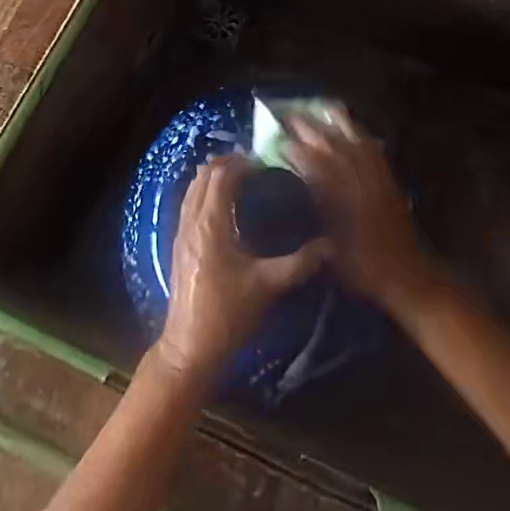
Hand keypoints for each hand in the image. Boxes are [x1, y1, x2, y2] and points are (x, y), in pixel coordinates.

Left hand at [154, 156, 327, 381]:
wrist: (190, 348)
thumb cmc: (228, 314)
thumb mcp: (268, 286)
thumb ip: (300, 262)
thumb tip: (330, 245)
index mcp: (210, 224)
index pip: (221, 177)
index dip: (242, 164)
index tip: (266, 162)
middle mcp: (191, 222)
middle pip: (203, 176)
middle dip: (227, 164)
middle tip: (255, 165)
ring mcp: (181, 233)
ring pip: (192, 189)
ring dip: (213, 176)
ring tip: (241, 177)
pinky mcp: (179, 245)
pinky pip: (188, 204)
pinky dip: (204, 192)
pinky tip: (224, 203)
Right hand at [284, 110, 438, 311]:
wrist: (407, 277)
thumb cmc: (364, 269)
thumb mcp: (333, 246)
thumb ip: (318, 214)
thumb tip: (301, 186)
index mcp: (344, 200)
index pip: (316, 166)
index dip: (297, 151)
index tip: (279, 141)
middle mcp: (361, 183)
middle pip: (334, 148)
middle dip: (312, 130)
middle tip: (291, 116)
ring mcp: (378, 180)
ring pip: (356, 144)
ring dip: (338, 124)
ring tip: (322, 108)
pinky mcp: (389, 182)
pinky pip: (375, 152)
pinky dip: (362, 136)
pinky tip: (354, 130)